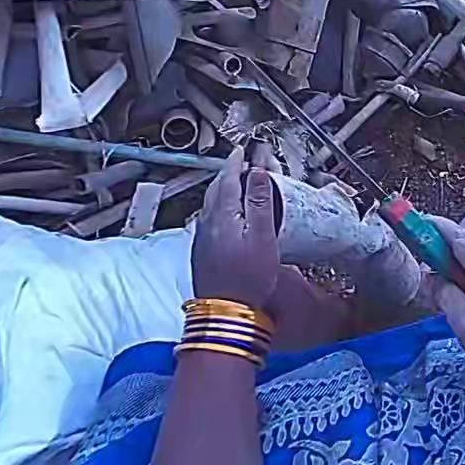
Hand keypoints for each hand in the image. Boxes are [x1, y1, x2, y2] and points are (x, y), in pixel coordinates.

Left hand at [190, 149, 279, 308]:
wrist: (225, 313)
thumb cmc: (247, 278)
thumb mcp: (262, 237)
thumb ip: (259, 202)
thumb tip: (258, 172)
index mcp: (221, 214)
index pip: (227, 178)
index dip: (235, 162)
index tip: (241, 151)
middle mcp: (207, 222)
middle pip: (216, 189)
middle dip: (228, 174)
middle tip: (240, 164)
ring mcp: (202, 237)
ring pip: (211, 204)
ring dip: (223, 190)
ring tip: (236, 186)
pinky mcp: (203, 251)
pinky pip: (210, 219)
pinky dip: (220, 207)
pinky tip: (228, 216)